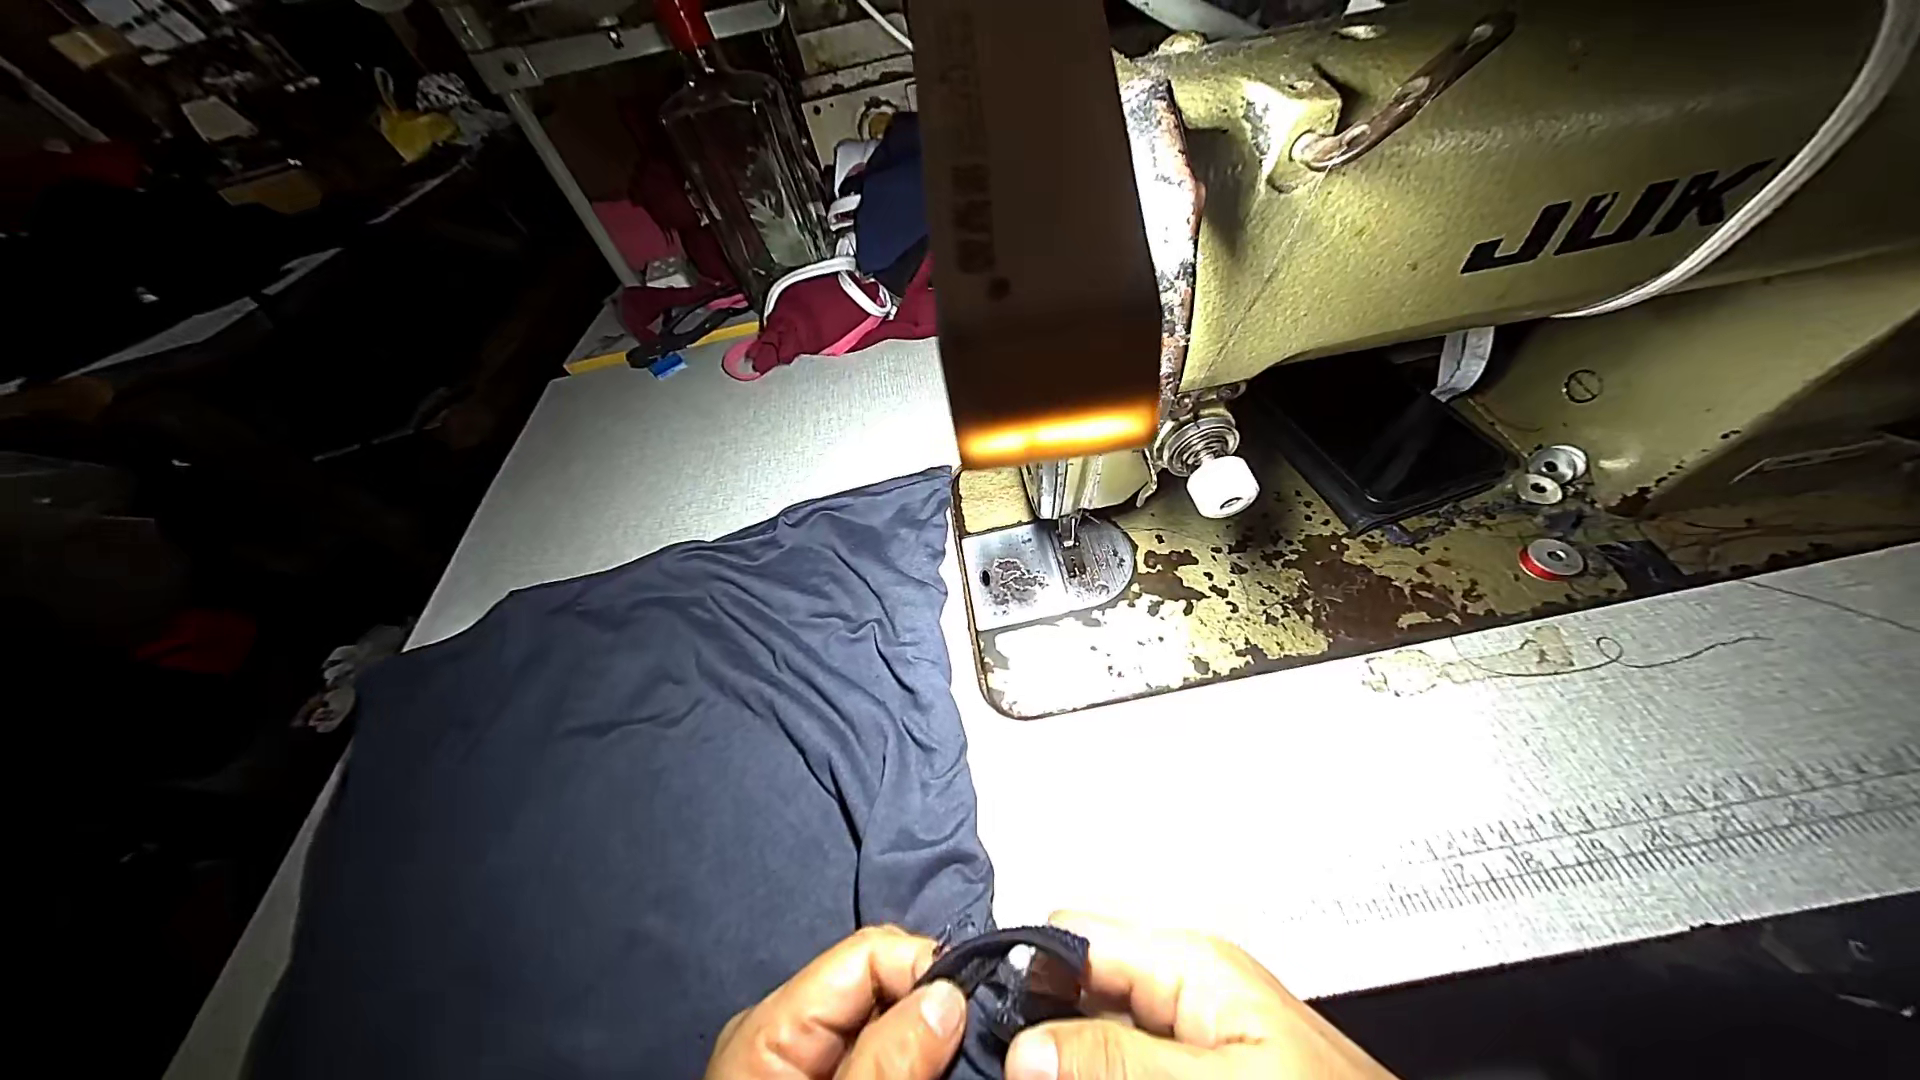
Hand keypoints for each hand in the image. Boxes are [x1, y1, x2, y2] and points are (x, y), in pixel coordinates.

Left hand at [703, 926, 968, 1079]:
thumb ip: (885, 1062)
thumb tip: (948, 995)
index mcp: (772, 1025)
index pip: (866, 951)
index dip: (924, 967)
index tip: (970, 1008)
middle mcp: (783, 1027)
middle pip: (876, 977)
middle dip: (927, 999)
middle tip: (969, 1040)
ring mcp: (797, 1056)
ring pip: (881, 1010)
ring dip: (924, 1028)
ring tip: (955, 1055)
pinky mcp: (816, 1074)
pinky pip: (873, 1040)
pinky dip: (908, 1051)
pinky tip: (927, 1065)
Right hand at [1004, 913, 1396, 1079]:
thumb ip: (1122, 1056)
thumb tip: (1029, 1045)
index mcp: (1191, 964)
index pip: (1071, 936)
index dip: (1022, 974)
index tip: (986, 1027)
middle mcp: (1184, 992)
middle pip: (1075, 986)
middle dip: (1039, 1028)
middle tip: (1012, 1074)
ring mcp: (1188, 1041)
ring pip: (1092, 1034)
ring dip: (1064, 1059)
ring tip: (1035, 1079)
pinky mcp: (1194, 1072)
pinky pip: (1122, 1061)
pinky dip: (1096, 1070)